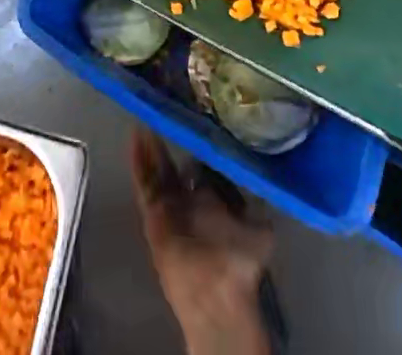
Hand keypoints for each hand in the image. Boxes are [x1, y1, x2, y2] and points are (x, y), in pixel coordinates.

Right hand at [129, 129, 273, 354]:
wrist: (216, 290)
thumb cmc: (240, 260)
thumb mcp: (261, 227)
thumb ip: (258, 202)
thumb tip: (265, 176)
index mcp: (213, 202)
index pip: (202, 167)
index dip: (198, 145)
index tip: (196, 119)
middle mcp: (189, 201)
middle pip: (175, 165)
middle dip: (170, 141)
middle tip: (165, 112)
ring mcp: (169, 206)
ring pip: (157, 169)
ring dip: (152, 146)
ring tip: (146, 116)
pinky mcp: (152, 213)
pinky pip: (144, 181)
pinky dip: (139, 159)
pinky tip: (136, 135)